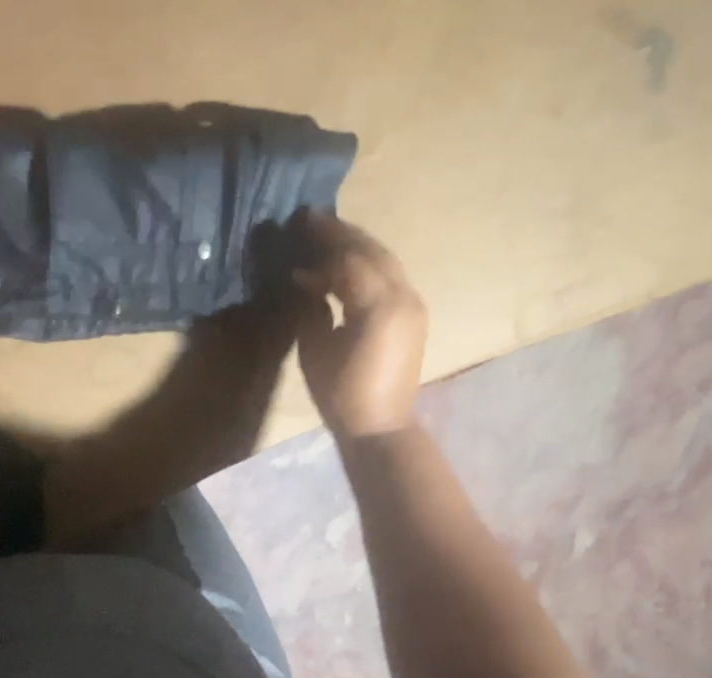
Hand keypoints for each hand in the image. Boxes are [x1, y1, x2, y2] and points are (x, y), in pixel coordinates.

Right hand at [291, 211, 428, 438]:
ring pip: (384, 261)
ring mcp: (412, 304)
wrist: (381, 425)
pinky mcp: (412, 315)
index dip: (323, 242)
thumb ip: (314, 307)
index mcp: (377, 306)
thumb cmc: (341, 394)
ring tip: (327, 237)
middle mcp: (403, 296)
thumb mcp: (317, 350)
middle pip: (372, 252)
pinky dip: (366, 265)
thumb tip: (306, 279)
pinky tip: (344, 267)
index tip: (299, 224)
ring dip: (356, 245)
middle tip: (312, 218)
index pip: (349, 259)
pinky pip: (389, 277)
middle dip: (342, 233)